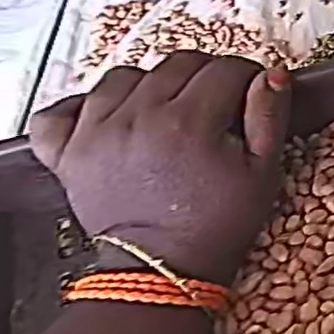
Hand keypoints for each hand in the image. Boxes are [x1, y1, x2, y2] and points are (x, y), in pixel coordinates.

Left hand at [28, 52, 291, 282]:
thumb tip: (272, 74)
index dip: (248, 74)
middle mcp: (138, 117)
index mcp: (191, 121)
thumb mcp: (264, 169)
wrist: (163, 270)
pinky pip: (62, 109)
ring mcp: (95, 133)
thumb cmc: (220, 220)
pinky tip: (113, 116)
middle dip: (208, 73)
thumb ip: (269, 115)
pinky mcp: (65, 154)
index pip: (226, 68)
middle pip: (179, 63)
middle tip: (220, 100)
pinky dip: (86, 106)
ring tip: (172, 108)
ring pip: (126, 76)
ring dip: (153, 83)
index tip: (254, 91)